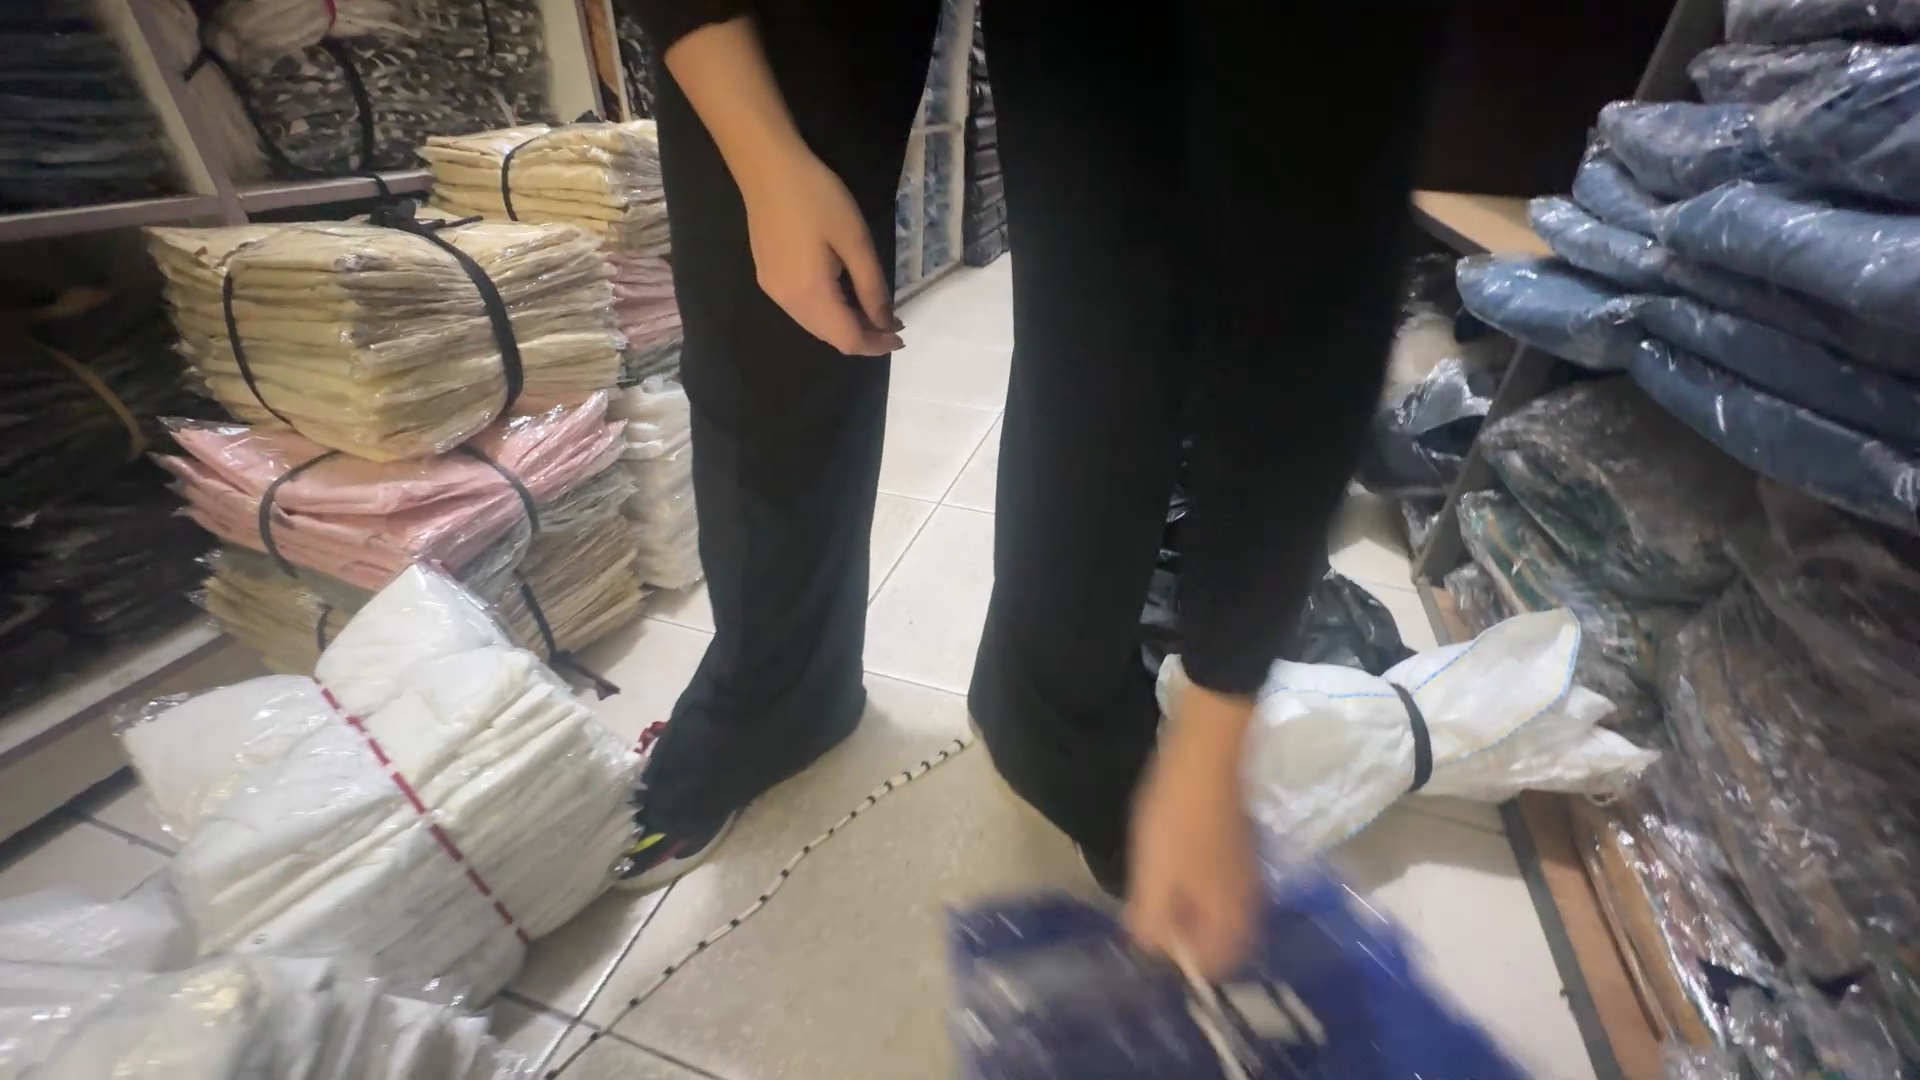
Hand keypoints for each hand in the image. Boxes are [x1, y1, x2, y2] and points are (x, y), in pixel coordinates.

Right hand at [741, 152, 903, 355]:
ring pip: (817, 327)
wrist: (765, 165)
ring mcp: (774, 292)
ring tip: (873, 315)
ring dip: (846, 327)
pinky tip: (844, 300)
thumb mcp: (855, 240)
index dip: (877, 345)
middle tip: (891, 325)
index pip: (849, 340)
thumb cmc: (816, 196)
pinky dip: (829, 315)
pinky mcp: (768, 280)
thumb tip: (885, 322)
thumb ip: (872, 287)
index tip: (900, 337)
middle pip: (832, 338)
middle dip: (864, 338)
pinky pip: (803, 311)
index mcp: (811, 294)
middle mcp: (788, 302)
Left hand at [1125, 683, 1259, 979]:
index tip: (1147, 933)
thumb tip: (1146, 947)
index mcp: (1232, 915)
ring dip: (1181, 899)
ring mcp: (1243, 867)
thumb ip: (1151, 916)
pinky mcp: (1235, 841)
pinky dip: (1188, 876)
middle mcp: (1247, 898)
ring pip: (1211, 903)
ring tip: (1149, 875)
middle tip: (1143, 903)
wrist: (1205, 751)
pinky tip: (1164, 854)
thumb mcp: (1154, 870)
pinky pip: (1211, 877)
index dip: (1176, 956)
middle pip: (1213, 935)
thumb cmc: (1179, 815)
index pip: (1211, 964)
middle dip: (1178, 926)